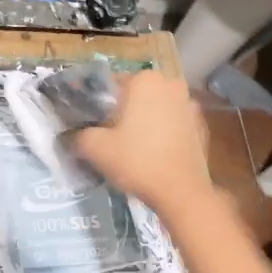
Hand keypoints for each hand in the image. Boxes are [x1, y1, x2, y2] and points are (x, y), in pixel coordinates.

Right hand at [73, 71, 215, 217]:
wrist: (181, 192)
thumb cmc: (137, 161)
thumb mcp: (95, 148)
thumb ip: (77, 136)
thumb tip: (69, 136)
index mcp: (144, 80)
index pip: (111, 85)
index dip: (99, 105)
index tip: (93, 125)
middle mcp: (171, 83)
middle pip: (137, 95)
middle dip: (124, 111)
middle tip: (112, 137)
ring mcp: (190, 104)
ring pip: (158, 108)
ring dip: (146, 121)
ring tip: (135, 147)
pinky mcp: (202, 126)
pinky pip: (175, 124)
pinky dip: (165, 133)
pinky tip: (156, 153)